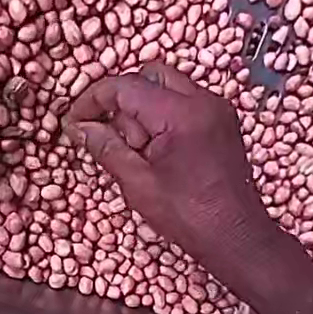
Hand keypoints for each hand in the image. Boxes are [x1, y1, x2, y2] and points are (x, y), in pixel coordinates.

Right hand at [68, 62, 277, 269]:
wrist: (236, 237)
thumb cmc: (191, 217)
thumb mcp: (138, 184)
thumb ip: (106, 148)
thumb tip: (81, 128)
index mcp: (182, 115)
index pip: (126, 86)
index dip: (93, 100)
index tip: (76, 119)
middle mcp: (204, 102)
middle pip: (149, 76)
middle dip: (121, 100)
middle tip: (105, 133)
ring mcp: (217, 111)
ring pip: (167, 87)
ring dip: (141, 110)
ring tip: (136, 152)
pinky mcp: (222, 123)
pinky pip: (183, 103)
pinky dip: (162, 118)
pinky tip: (154, 153)